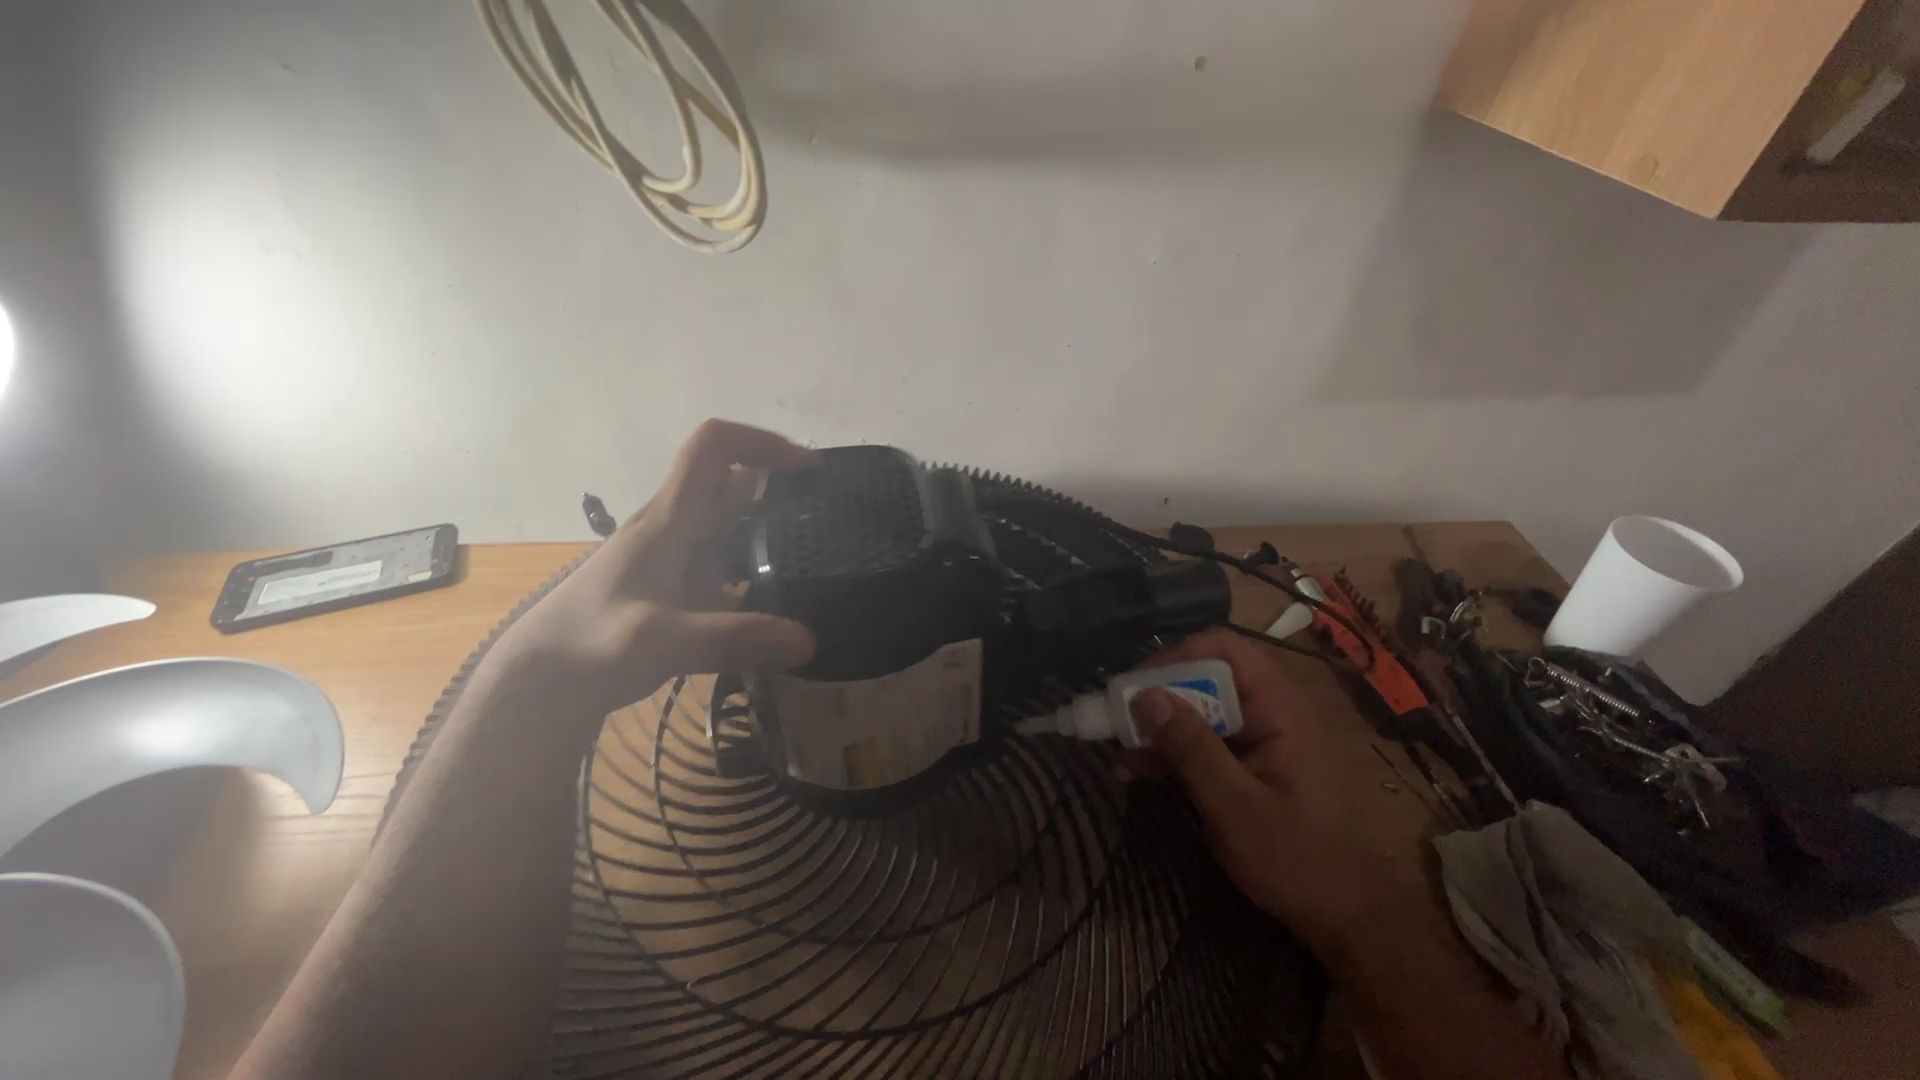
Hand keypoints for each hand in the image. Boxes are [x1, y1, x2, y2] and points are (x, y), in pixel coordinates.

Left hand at [488, 419, 817, 725]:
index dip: (760, 441)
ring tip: (819, 565)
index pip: (713, 447)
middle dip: (781, 492)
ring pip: (732, 529)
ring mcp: (675, 562)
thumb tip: (808, 640)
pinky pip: (727, 569)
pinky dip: (758, 577)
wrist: (541, 680)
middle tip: (830, 523)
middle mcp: (675, 530)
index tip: (808, 469)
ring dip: (772, 536)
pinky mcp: (676, 593)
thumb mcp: (660, 640)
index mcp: (670, 519)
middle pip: (732, 486)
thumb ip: (731, 638)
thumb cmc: (590, 643)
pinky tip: (783, 610)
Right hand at [1120, 629, 1413, 958]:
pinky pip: (1208, 740)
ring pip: (1202, 709)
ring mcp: (1264, 738)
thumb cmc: (1297, 861)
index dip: (1173, 659)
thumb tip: (1144, 695)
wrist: (1350, 918)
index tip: (1132, 691)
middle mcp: (1273, 710)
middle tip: (1115, 722)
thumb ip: (1191, 748)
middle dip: (1158, 696)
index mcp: (1280, 708)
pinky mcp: (1254, 764)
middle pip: (1206, 676)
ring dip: (1160, 727)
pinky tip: (1138, 771)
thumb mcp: (1234, 807)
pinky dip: (1174, 751)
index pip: (1222, 650)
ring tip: (1118, 753)